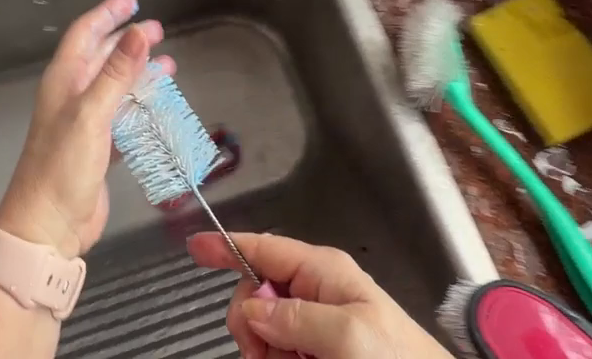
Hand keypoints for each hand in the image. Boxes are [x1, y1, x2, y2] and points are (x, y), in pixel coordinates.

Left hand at [0, 0, 171, 258]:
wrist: (47, 227)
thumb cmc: (63, 166)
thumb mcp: (91, 114)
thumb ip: (116, 73)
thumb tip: (140, 32)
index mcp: (64, 80)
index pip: (85, 34)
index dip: (107, 14)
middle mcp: (72, 94)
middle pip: (101, 55)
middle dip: (127, 40)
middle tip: (158, 28)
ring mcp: (84, 121)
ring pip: (114, 84)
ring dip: (137, 70)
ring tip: (167, 61)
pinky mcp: (97, 146)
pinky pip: (122, 113)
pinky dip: (139, 102)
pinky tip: (157, 102)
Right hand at [188, 232, 451, 358]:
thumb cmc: (398, 358)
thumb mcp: (351, 334)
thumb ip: (298, 318)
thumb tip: (252, 309)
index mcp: (322, 271)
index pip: (264, 248)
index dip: (227, 245)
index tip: (193, 247)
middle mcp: (314, 291)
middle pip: (254, 295)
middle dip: (249, 324)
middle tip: (264, 355)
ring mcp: (314, 324)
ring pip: (263, 330)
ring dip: (265, 351)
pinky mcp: (316, 350)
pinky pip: (278, 351)